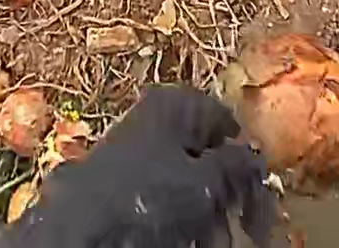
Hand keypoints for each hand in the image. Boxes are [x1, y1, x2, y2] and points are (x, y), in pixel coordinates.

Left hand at [0, 86, 275, 247]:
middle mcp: (153, 119)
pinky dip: (178, 218)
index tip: (260, 198)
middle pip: (205, 153)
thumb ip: (236, 165)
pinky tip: (185, 238)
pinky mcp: (118, 183)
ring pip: (184, 181)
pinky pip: (159, 196)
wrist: (78, 233)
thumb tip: (256, 157)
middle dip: (226, 194)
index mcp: (174, 104)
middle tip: (240, 229)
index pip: (226, 122)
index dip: (246, 160)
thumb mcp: (204, 183)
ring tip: (212, 242)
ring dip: (205, 214)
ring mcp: (134, 151)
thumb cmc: (148, 197)